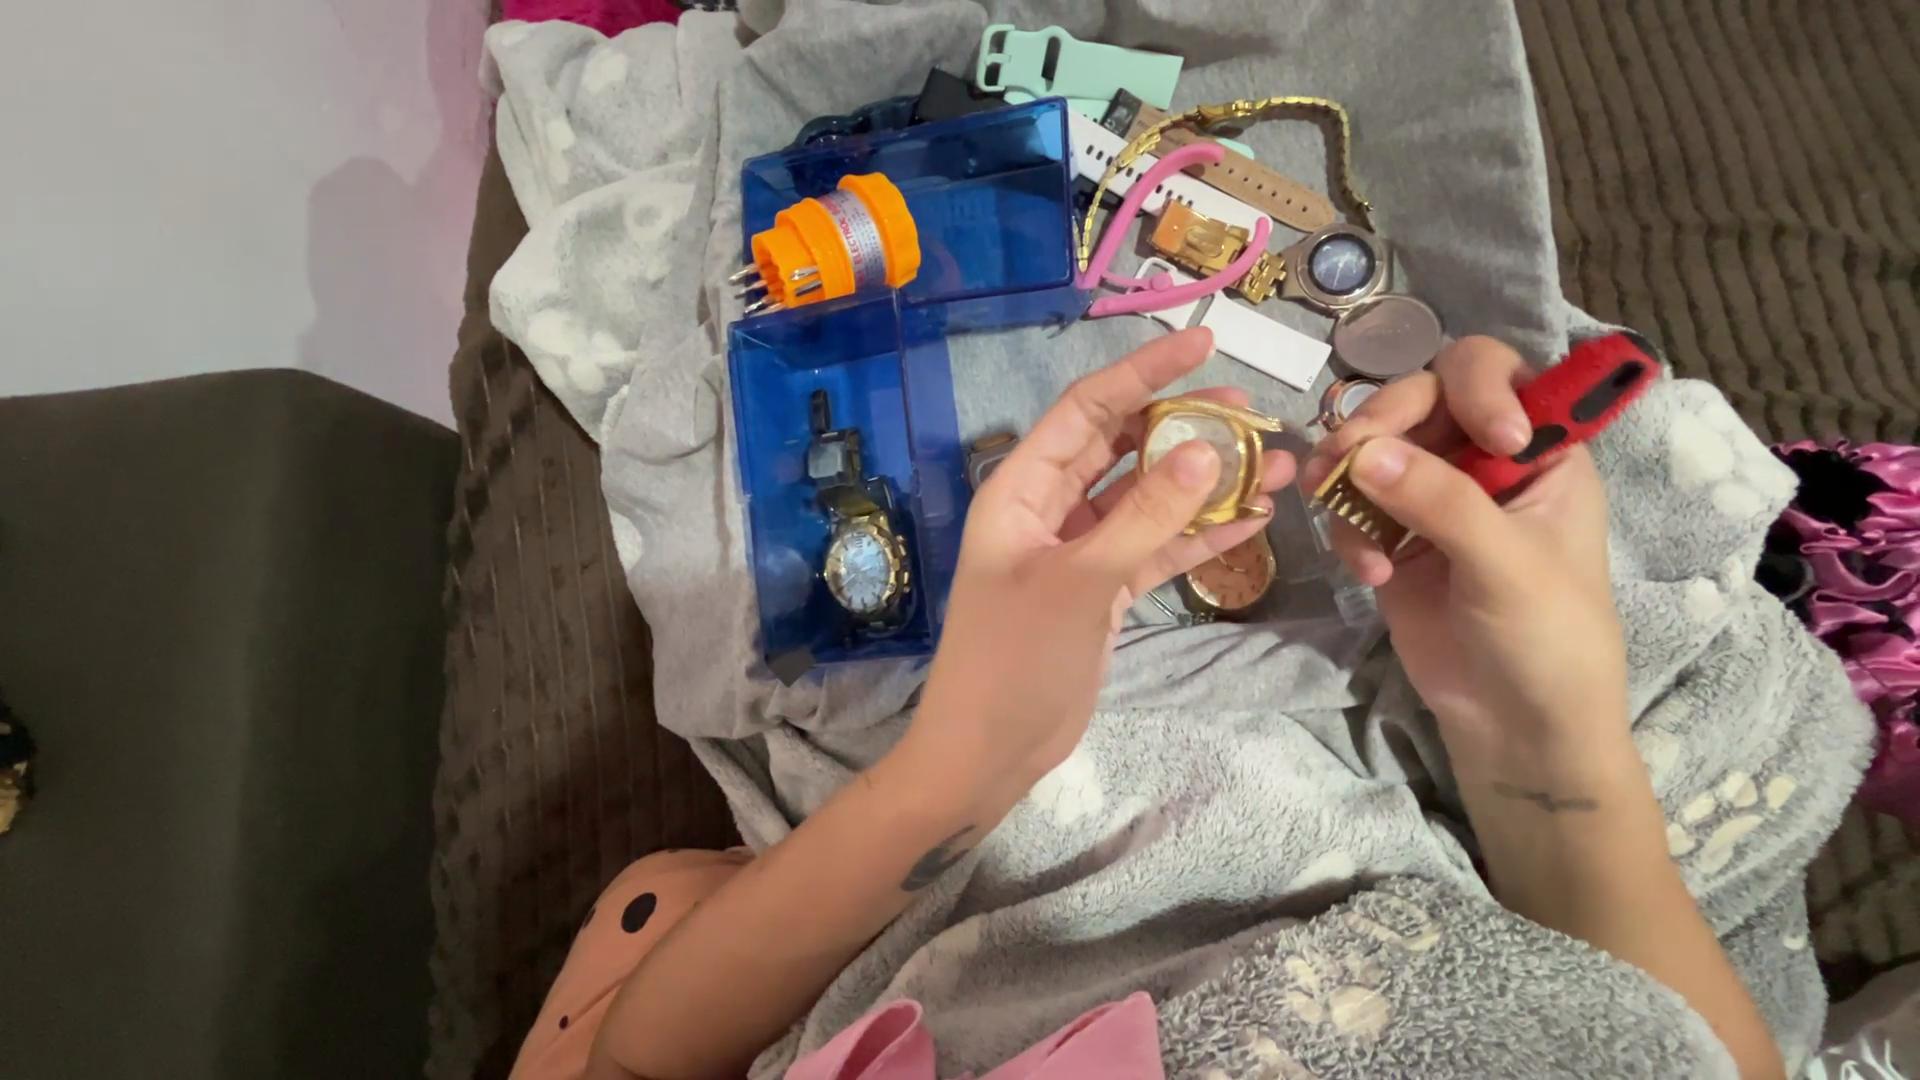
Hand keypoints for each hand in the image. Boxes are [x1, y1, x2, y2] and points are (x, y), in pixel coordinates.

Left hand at [906, 328, 1293, 787]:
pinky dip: (1197, 537)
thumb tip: (1204, 450)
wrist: (988, 749)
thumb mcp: (1078, 583)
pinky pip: (1154, 549)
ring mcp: (1077, 550)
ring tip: (1272, 464)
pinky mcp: (1100, 590)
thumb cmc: (1014, 660)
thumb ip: (1142, 518)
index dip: (1142, 373)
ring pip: (1145, 501)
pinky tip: (1251, 520)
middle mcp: (1049, 509)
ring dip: (1202, 485)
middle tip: (1249, 411)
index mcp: (1022, 489)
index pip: (1086, 411)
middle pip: (1121, 448)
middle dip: (1182, 426)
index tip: (1204, 344)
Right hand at [1299, 337, 1627, 760]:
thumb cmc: (1545, 637)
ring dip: (1346, 478)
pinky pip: (1349, 507)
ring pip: (1368, 452)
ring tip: (1332, 508)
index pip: (1495, 378)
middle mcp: (1477, 461)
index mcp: (1538, 452)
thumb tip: (1361, 452)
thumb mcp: (1508, 565)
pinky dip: (1345, 532)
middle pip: (1413, 404)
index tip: (1480, 439)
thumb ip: (1440, 503)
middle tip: (1343, 458)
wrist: (1510, 720)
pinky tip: (1367, 573)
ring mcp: (1426, 498)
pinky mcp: (1387, 536)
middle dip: (1377, 426)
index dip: (1476, 390)